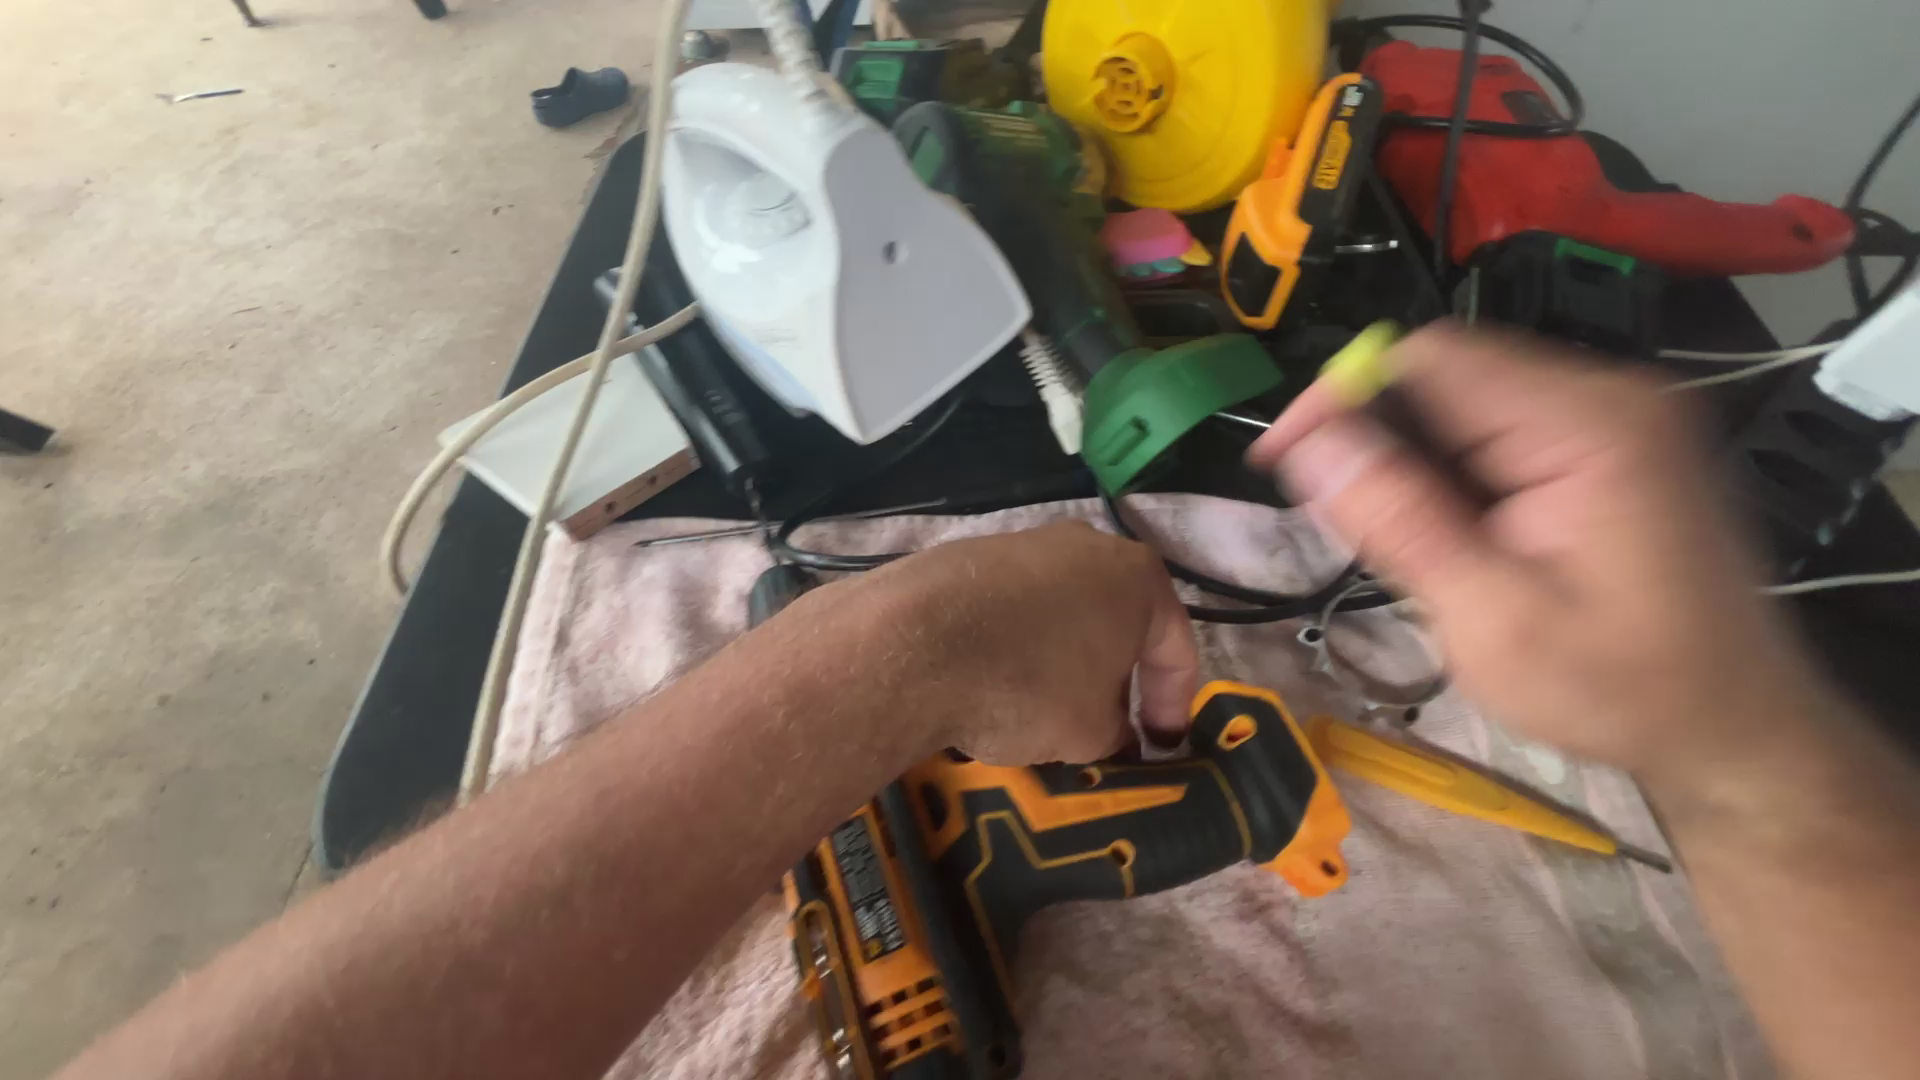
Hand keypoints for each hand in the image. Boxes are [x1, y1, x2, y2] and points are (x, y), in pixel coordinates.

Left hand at [804, 522, 1199, 764]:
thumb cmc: (1031, 683)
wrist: (917, 641)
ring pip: (1062, 609)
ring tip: (1042, 704)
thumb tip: (1114, 734)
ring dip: (1063, 656)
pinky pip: (1012, 605)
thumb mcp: (1091, 730)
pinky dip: (1016, 639)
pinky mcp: (971, 553)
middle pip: (1117, 620)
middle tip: (1105, 724)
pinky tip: (993, 674)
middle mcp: (1087, 545)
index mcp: (1137, 577)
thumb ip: (1117, 733)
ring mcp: (1025, 543)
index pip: (1176, 648)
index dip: (1174, 705)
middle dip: (1116, 675)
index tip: (1160, 747)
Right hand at [1247, 325, 1828, 779]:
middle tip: (1325, 508)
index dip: (1337, 395)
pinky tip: (1425, 526)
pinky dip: (1430, 469)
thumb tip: (1309, 444)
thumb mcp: (1488, 616)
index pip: (1425, 359)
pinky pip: (1480, 430)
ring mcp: (1601, 420)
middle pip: (1437, 373)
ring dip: (1393, 456)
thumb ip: (1397, 520)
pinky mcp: (1590, 447)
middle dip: (1363, 432)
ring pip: (1450, 401)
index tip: (1278, 456)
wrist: (1731, 730)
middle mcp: (1600, 399)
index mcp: (1585, 426)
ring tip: (1376, 530)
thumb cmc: (1617, 689)